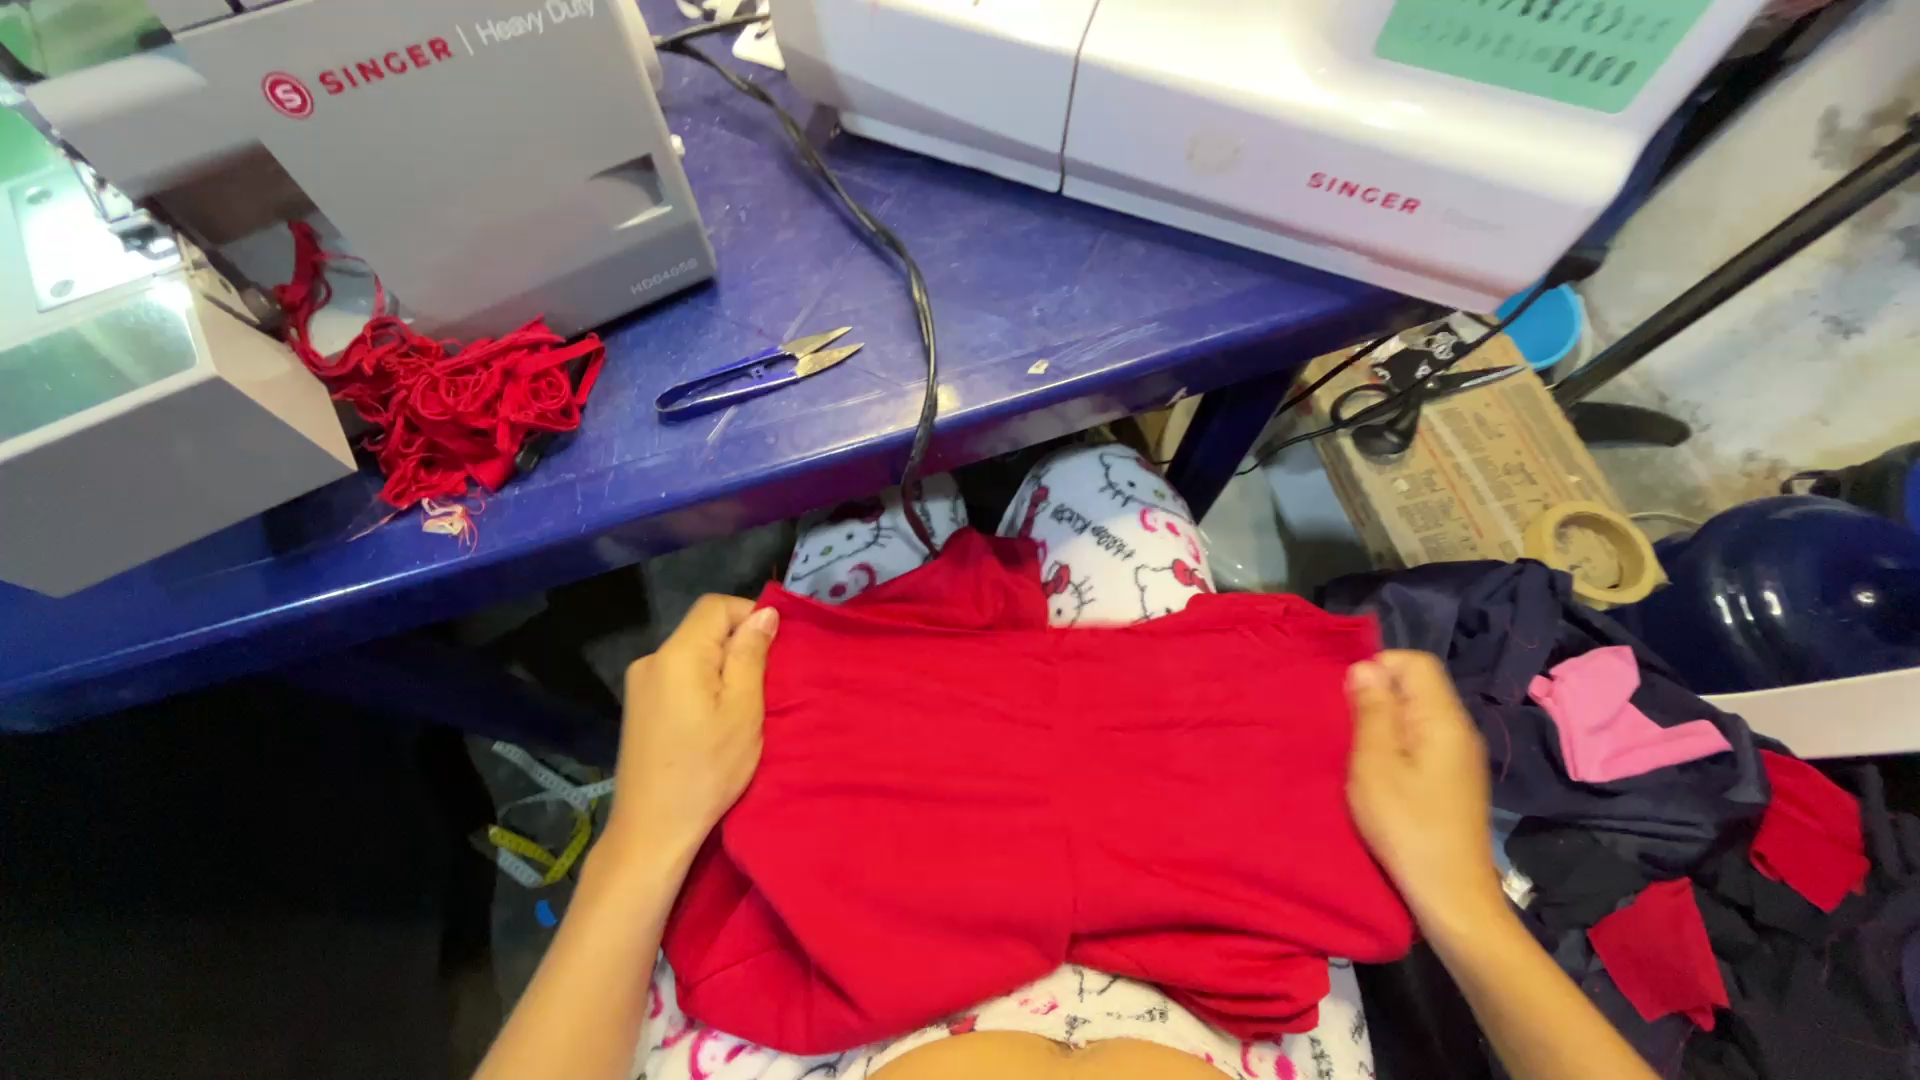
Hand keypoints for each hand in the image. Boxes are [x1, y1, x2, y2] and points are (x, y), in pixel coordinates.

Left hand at [609, 595, 779, 855]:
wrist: (651, 830)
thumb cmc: (706, 770)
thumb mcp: (742, 711)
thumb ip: (751, 656)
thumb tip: (764, 614)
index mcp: (677, 654)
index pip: (716, 606)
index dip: (749, 615)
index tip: (774, 650)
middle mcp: (652, 659)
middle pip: (702, 629)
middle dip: (738, 646)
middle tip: (764, 686)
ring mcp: (640, 684)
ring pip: (693, 654)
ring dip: (722, 669)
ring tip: (743, 707)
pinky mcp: (639, 707)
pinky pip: (679, 676)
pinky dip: (703, 686)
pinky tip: (715, 721)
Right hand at [1346, 650, 1505, 932]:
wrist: (1450, 892)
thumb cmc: (1406, 824)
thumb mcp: (1375, 763)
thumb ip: (1371, 710)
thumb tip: (1365, 668)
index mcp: (1442, 719)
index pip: (1416, 662)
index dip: (1379, 668)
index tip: (1350, 700)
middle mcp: (1458, 729)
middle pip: (1419, 685)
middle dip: (1379, 695)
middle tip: (1350, 729)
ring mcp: (1460, 755)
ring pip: (1418, 713)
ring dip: (1385, 721)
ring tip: (1361, 752)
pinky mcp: (1454, 777)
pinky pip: (1423, 738)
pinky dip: (1397, 743)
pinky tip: (1381, 772)